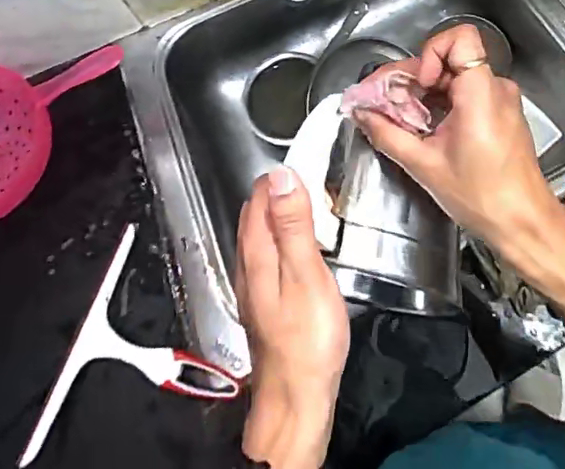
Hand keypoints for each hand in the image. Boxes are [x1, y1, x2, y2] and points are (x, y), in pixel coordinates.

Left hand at [236, 167, 348, 468]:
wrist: (296, 400)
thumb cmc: (307, 340)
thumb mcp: (306, 275)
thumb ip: (294, 225)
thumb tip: (282, 176)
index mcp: (257, 249)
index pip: (261, 192)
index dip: (284, 174)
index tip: (311, 165)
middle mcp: (247, 260)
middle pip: (258, 209)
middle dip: (283, 190)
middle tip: (317, 186)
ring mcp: (252, 280)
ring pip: (262, 230)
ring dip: (284, 213)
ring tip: (315, 210)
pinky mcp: (262, 297)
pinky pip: (268, 250)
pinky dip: (285, 237)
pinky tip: (304, 247)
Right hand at [351, 25, 564, 260]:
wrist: (524, 223)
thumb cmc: (486, 198)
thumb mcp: (425, 165)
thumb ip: (387, 133)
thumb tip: (363, 114)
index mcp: (481, 94)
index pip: (461, 38)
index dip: (431, 51)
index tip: (419, 81)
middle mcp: (495, 88)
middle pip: (447, 58)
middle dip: (413, 77)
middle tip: (387, 101)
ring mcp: (500, 99)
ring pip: (454, 75)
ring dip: (425, 92)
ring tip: (404, 118)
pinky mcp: (499, 111)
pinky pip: (465, 91)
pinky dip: (441, 102)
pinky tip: (425, 126)